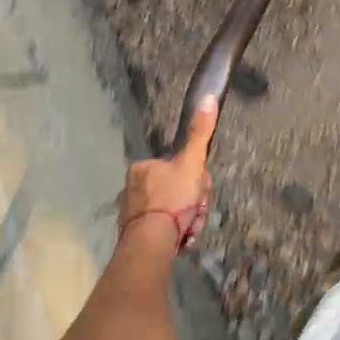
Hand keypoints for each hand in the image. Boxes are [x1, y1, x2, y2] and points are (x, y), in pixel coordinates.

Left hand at [118, 96, 217, 253]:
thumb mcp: (192, 163)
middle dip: (192, 203)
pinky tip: (181, 238)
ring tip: (189, 228)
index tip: (198, 191)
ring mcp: (132, 213)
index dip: (195, 179)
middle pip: (176, 190)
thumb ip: (200, 132)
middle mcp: (133, 188)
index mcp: (143, 168)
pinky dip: (176, 233)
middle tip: (195, 212)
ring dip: (187, 219)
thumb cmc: (172, 198)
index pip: (179, 167)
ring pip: (172, 211)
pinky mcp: (135, 234)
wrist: (151, 242)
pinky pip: (163, 229)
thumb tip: (207, 97)